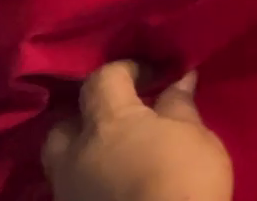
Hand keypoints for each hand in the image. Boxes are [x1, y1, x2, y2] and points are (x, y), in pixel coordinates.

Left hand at [43, 61, 232, 200]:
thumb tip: (179, 82)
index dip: (128, 69)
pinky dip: (90, 172)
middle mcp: (75, 154)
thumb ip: (179, 106)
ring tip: (122, 147)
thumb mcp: (195, 134)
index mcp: (108, 124)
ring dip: (86, 146)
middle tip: (128, 113)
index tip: (156, 73)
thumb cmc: (185, 175)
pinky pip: (71, 184)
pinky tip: (117, 175)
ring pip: (61, 158)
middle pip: (65, 123)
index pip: (102, 80)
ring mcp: (66, 190)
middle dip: (92, 113)